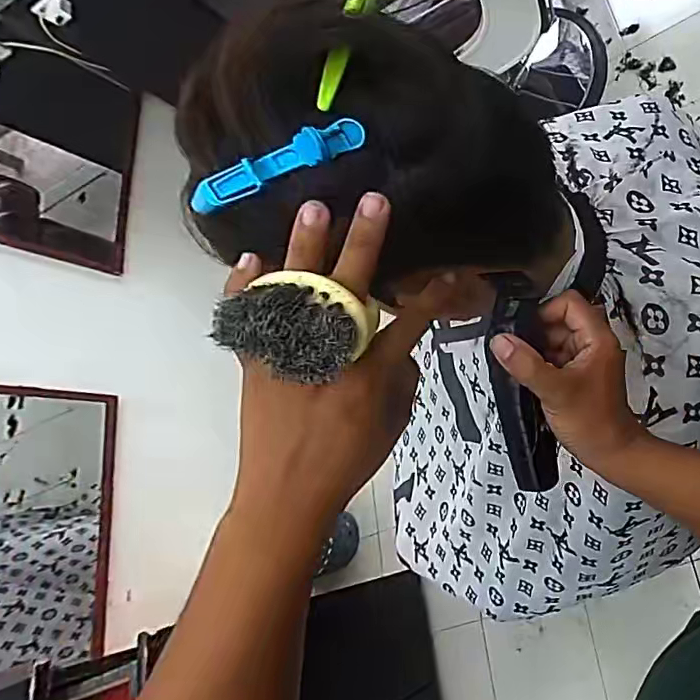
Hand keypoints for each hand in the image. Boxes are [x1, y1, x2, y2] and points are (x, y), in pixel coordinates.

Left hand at [227, 195, 435, 533]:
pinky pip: (247, 318)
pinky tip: (252, 259)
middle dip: (365, 243)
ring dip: (304, 247)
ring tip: (313, 210)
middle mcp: (328, 354)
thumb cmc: (350, 460)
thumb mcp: (396, 421)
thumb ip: (402, 378)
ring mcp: (285, 355)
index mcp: (370, 373)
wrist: (285, 494)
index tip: (452, 273)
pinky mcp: (254, 363)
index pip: (411, 322)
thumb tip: (398, 348)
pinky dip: (247, 287)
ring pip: (295, 290)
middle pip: (349, 288)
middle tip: (372, 205)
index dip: (435, 296)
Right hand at [489, 291, 652, 473]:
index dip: (545, 312)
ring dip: (540, 351)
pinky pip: (558, 356)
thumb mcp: (554, 390)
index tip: (527, 330)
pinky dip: (544, 364)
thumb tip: (502, 342)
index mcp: (599, 339)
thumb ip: (526, 364)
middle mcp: (597, 345)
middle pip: (561, 319)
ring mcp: (589, 359)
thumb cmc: (596, 423)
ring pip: (557, 339)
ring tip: (532, 372)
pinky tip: (537, 381)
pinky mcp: (581, 374)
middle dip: (539, 334)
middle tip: (525, 354)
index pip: (570, 303)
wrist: (610, 450)